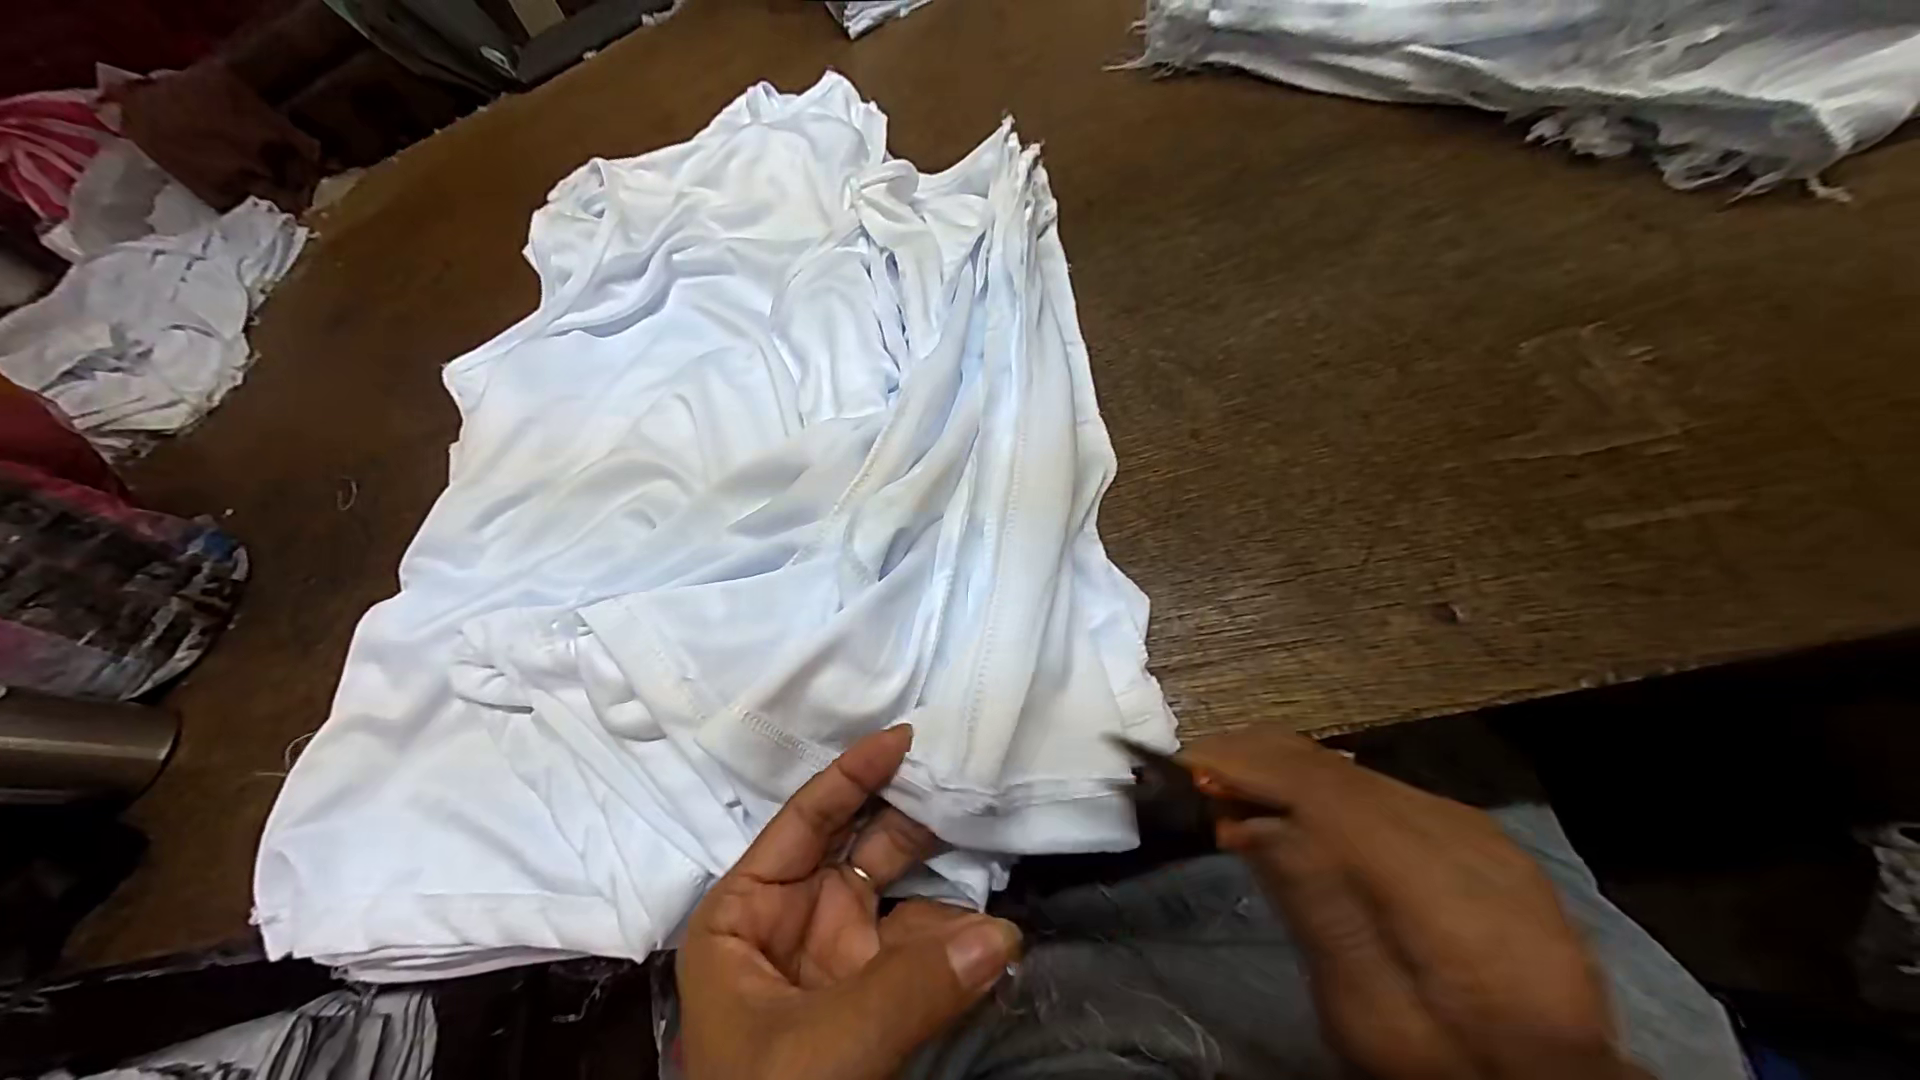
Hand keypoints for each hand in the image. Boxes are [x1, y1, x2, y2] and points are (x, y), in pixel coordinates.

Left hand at [676, 725, 1022, 1079]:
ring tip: (992, 833)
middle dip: (908, 806)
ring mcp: (840, 955)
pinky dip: (960, 935)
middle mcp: (794, 918)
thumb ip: (907, 989)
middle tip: (962, 771)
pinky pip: (926, 945)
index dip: (853, 773)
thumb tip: (1004, 934)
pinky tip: (995, 936)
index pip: (806, 819)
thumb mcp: (820, 1049)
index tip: (905, 737)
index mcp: (747, 911)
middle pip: (858, 841)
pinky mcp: (879, 993)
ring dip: (946, 866)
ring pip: (899, 887)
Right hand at [1183, 730, 1647, 1079]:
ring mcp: (1469, 825)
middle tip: (1192, 775)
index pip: (1322, 791)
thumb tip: (1248, 824)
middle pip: (1331, 768)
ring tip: (1225, 790)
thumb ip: (1316, 914)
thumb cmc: (1448, 1062)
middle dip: (1252, 758)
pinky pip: (1368, 783)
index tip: (1185, 768)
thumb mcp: (1371, 1019)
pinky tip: (1285, 805)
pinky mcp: (1467, 829)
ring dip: (1278, 769)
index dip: (1248, 768)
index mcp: (1438, 888)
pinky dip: (1313, 784)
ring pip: (1346, 768)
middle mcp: (1459, 835)